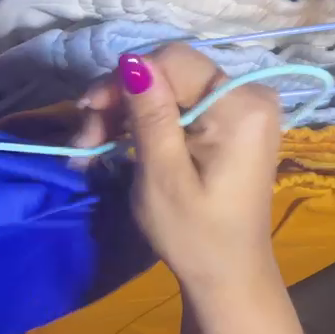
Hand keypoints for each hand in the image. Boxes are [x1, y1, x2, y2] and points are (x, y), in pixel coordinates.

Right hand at [73, 44, 282, 296]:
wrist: (226, 273)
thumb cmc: (193, 232)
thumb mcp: (162, 175)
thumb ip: (149, 114)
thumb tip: (131, 60)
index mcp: (240, 105)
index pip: (173, 62)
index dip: (123, 79)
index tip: (86, 112)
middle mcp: (249, 94)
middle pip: (170, 73)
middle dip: (120, 99)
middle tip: (85, 141)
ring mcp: (242, 107)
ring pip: (168, 88)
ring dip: (124, 113)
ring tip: (91, 148)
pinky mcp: (231, 122)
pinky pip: (179, 105)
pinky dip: (144, 121)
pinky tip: (116, 144)